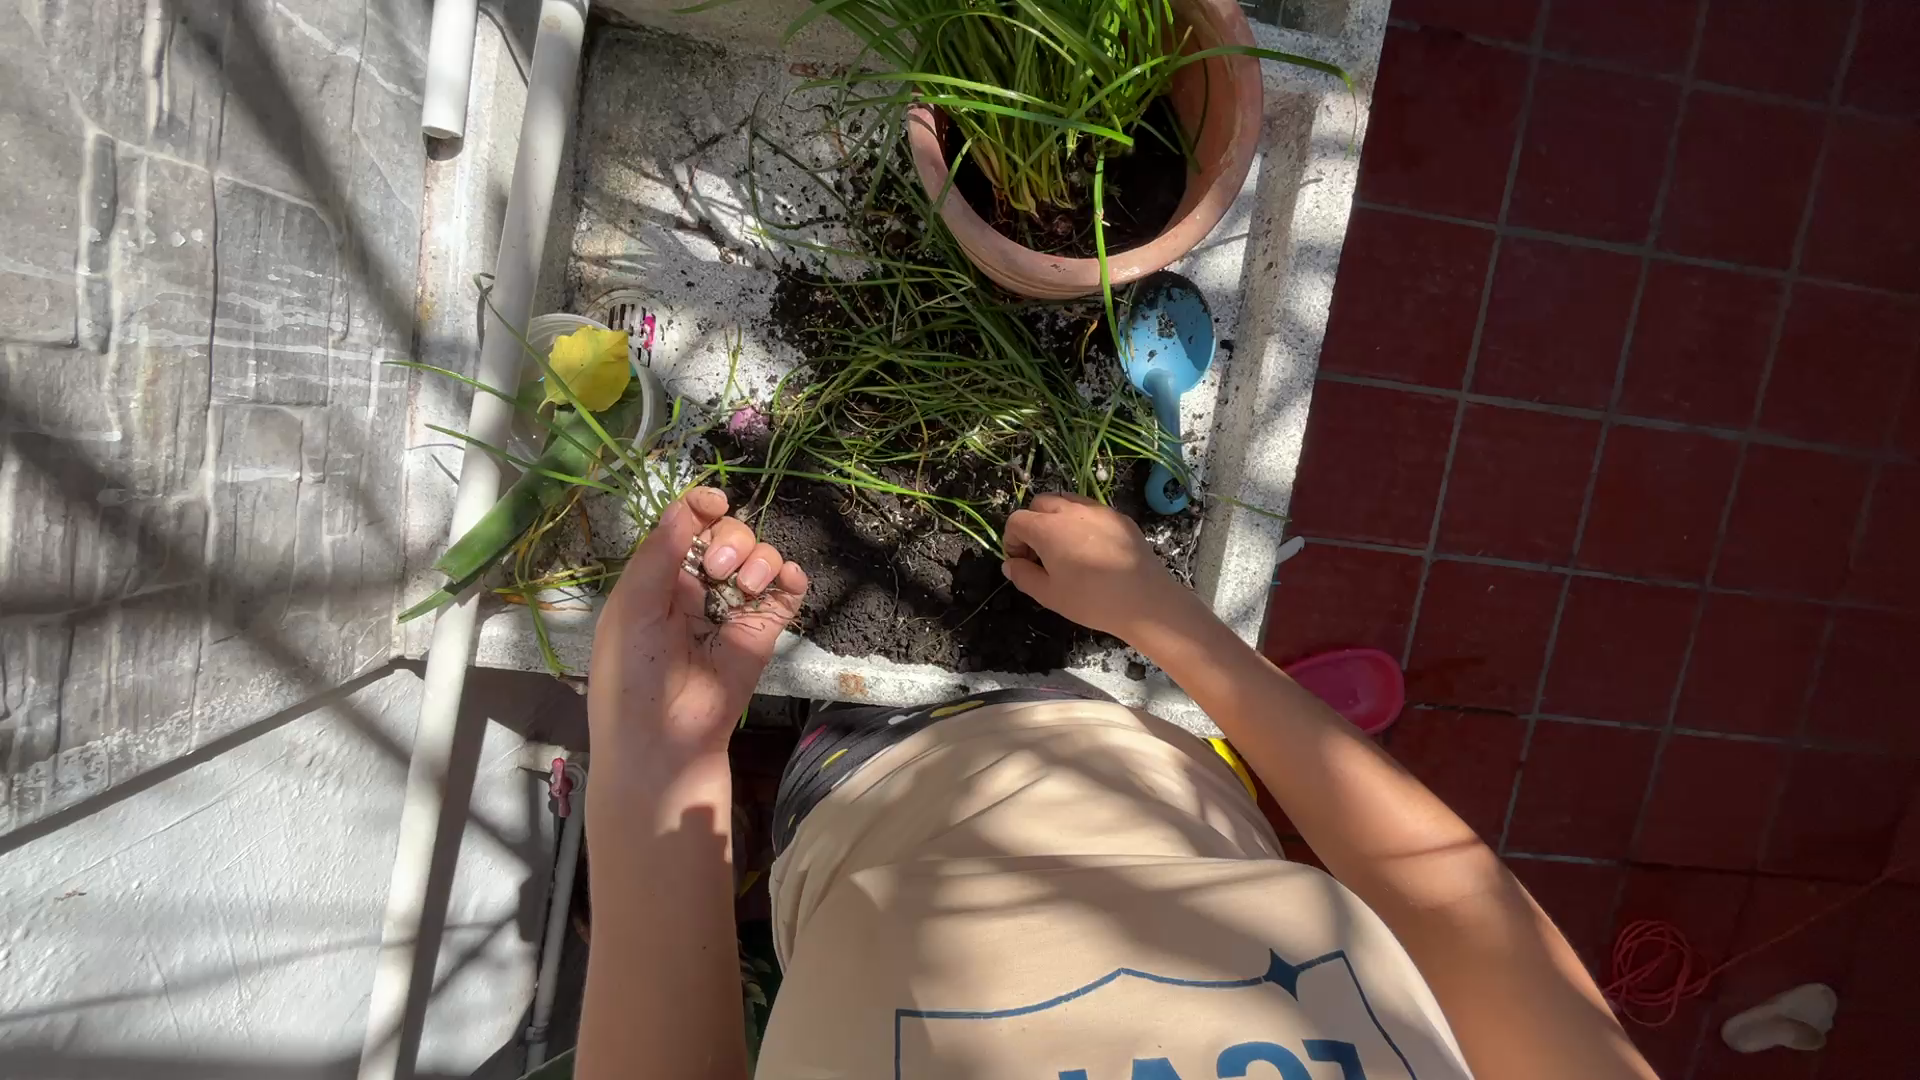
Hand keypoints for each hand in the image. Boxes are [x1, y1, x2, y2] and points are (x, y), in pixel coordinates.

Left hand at [588, 487, 807, 758]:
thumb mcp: (632, 607)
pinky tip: (783, 582)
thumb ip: (660, 553)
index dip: (703, 507)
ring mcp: (737, 607)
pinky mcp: (765, 629)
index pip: (690, 527)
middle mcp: (702, 585)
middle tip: (719, 570)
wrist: (665, 736)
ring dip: (759, 559)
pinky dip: (791, 577)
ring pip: (762, 557)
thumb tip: (689, 505)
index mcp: (663, 576)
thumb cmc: (633, 671)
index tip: (715, 503)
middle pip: (731, 535)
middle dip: (731, 540)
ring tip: (743, 587)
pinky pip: (788, 592)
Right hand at [1000, 493, 1198, 642]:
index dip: (1012, 540)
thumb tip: (1010, 564)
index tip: (1021, 562)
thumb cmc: (1091, 600)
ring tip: (1066, 548)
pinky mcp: (1119, 517)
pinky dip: (1082, 522)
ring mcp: (1098, 510)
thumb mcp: (1048, 595)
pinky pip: (1091, 511)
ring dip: (1057, 519)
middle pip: (1040, 503)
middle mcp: (1070, 510)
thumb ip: (1023, 576)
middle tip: (1041, 554)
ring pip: (1067, 501)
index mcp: (1048, 528)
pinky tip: (1093, 550)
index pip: (1017, 520)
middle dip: (1033, 524)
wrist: (1145, 601)